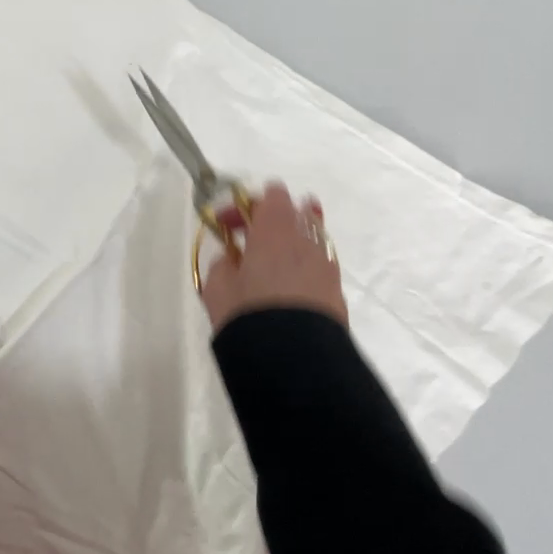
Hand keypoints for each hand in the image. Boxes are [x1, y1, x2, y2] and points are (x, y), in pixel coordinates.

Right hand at [201, 182, 347, 330]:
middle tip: (245, 234)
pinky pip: (318, 262)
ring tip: (267, 256)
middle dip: (271, 218)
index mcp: (274, 233)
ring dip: (290, 240)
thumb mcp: (217, 284)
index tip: (227, 221)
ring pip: (311, 238)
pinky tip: (285, 275)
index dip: (249, 202)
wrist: (293, 355)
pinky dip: (302, 261)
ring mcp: (325, 267)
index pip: (273, 198)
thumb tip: (234, 257)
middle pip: (296, 214)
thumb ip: (226, 262)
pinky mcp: (335, 290)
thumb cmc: (246, 311)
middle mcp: (305, 243)